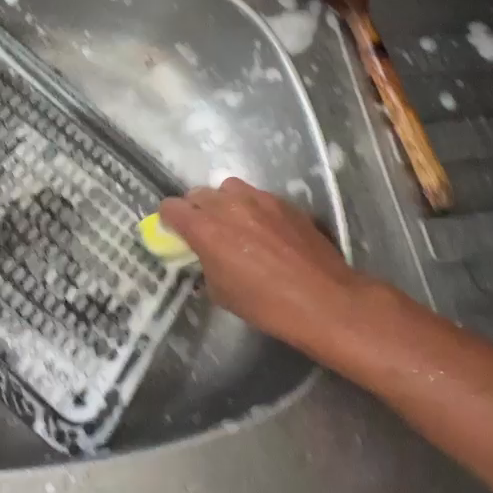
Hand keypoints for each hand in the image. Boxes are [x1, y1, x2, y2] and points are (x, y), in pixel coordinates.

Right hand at [158, 177, 373, 345]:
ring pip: (228, 188)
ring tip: (233, 223)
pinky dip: (251, 208)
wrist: (323, 300)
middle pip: (198, 193)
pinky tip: (264, 230)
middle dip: (195, 210)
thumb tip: (204, 253)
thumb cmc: (265, 304)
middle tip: (204, 231)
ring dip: (223, 202)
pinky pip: (257, 196)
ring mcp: (260, 200)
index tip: (175, 233)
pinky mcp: (285, 203)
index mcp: (205, 229)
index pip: (171, 207)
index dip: (169, 220)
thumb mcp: (220, 291)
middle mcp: (229, 206)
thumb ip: (204, 262)